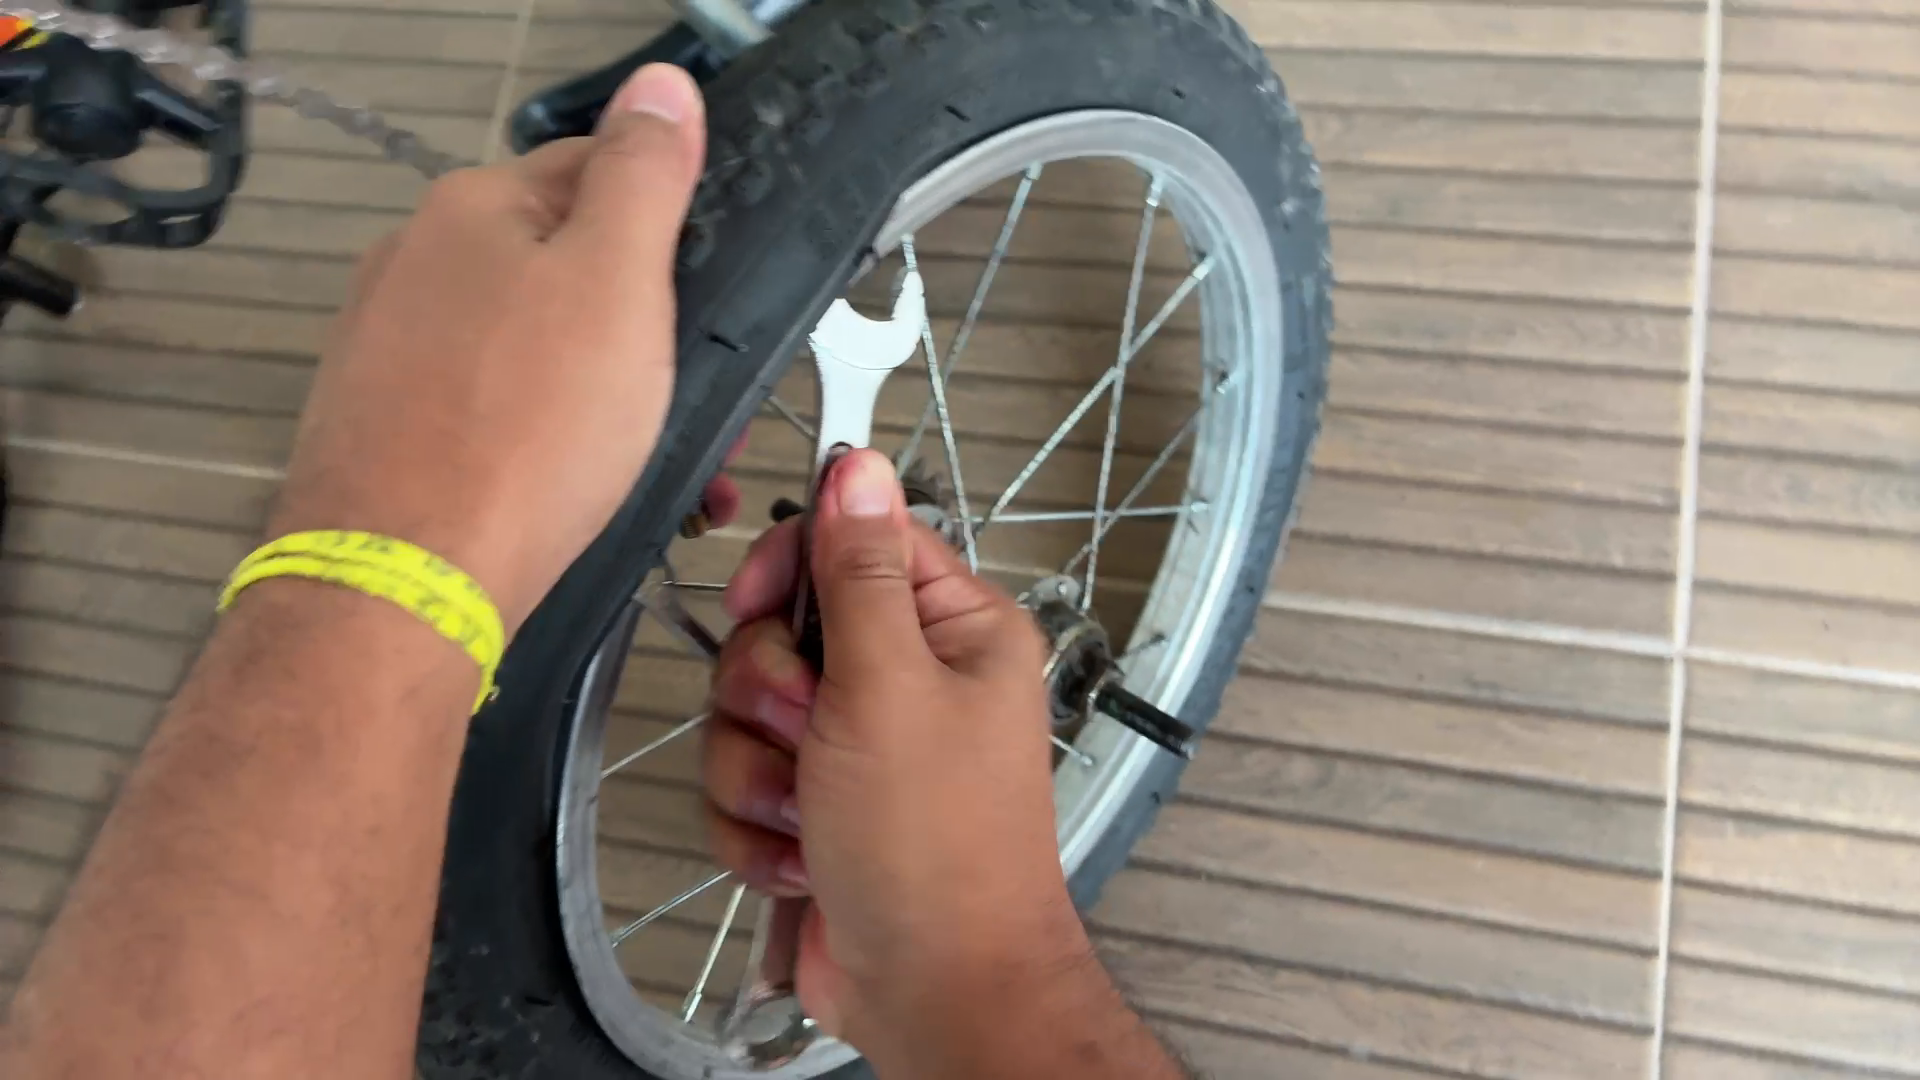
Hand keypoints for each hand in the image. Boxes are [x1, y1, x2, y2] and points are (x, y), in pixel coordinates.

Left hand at [267, 64, 721, 631]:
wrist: (417, 571)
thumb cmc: (532, 424)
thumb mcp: (619, 286)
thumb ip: (646, 178)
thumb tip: (665, 84)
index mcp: (481, 210)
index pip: (604, 174)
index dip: (676, 230)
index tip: (712, 302)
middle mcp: (428, 261)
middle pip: (577, 271)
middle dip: (657, 332)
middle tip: (705, 404)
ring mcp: (404, 341)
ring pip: (551, 346)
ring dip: (624, 392)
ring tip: (670, 457)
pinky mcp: (402, 415)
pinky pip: (512, 402)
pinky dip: (567, 430)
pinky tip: (597, 476)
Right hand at [705, 450, 1094, 1062]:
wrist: (931, 989)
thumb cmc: (934, 840)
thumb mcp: (890, 685)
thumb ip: (862, 572)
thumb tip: (860, 467)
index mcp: (952, 628)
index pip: (859, 541)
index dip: (795, 562)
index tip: (757, 600)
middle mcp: (908, 673)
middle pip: (787, 625)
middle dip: (772, 688)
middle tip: (808, 728)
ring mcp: (857, 737)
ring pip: (750, 706)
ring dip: (763, 767)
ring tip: (812, 808)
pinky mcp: (816, 795)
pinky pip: (744, 773)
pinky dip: (761, 822)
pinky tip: (807, 854)